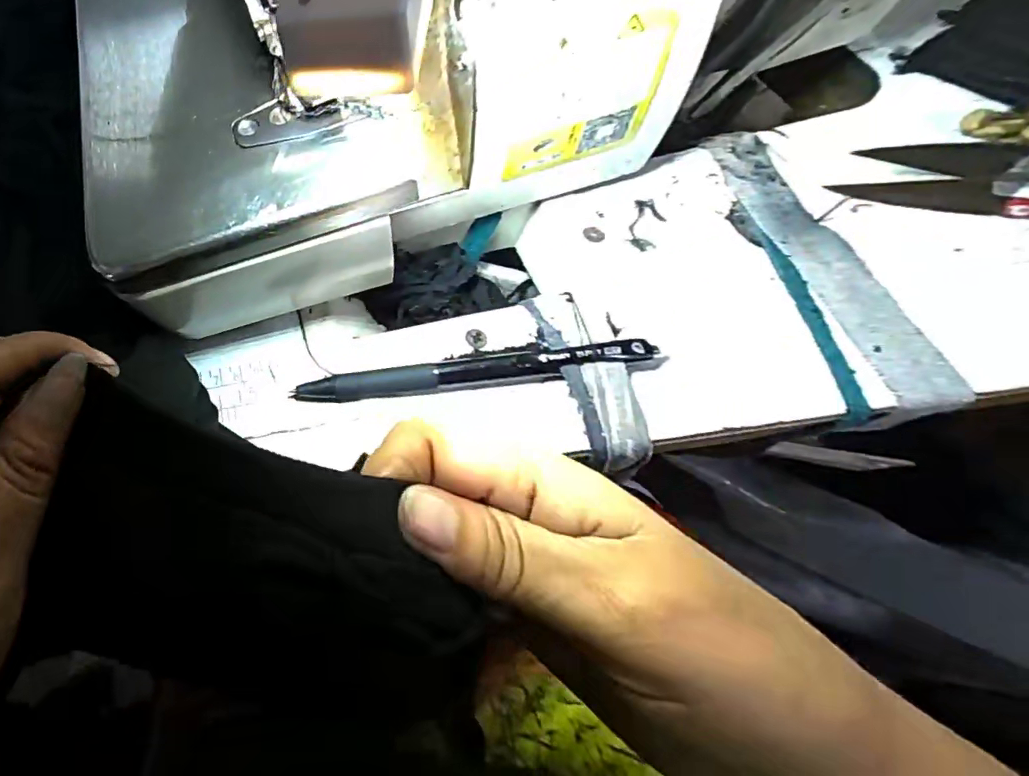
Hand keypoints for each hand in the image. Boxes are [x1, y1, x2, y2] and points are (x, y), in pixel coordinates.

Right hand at [364, 421, 1006, 775]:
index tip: (375, 539)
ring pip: (425, 538)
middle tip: (378, 585)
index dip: (393, 476)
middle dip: (389, 525)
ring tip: (391, 614)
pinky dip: (427, 607)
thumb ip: (509, 553)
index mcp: (537, 480)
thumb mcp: (619, 605)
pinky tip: (421, 637)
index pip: (430, 444)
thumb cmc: (731, 665)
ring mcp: (512, 558)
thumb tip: (402, 506)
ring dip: (404, 570)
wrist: (812, 764)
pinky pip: (446, 587)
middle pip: (418, 485)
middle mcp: (513, 507)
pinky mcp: (512, 605)